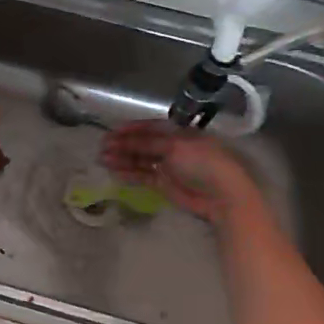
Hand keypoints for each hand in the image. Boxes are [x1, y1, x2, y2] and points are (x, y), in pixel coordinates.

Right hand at [100, 120, 266, 226]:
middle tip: (102, 147)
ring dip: (122, 159)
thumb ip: (148, 143)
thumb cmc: (203, 163)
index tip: (112, 131)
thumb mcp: (175, 147)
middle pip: (143, 144)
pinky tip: (115, 172)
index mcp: (179, 133)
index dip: (131, 129)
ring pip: (140, 160)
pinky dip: (129, 173)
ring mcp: (167, 166)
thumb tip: (124, 139)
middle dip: (122, 144)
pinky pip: (142, 176)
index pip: (151, 127)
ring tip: (102, 159)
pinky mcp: (164, 183)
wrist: (222, 195)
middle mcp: (172, 147)